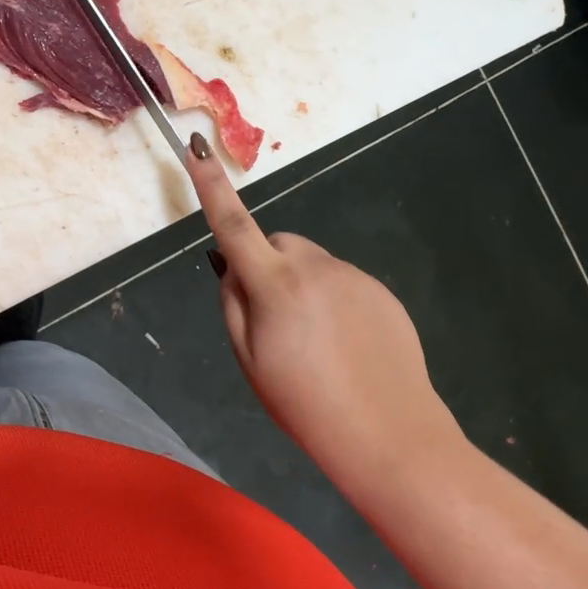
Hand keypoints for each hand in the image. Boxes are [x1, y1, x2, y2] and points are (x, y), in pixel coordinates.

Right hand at [183, 136, 463, 473]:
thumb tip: (231, 265)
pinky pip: (340, 281)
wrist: (391, 438)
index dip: (210, 186)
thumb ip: (233, 302)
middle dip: (265, 266)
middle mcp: (315, 267)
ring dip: (299, 285)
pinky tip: (342, 344)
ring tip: (313, 342)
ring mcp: (354, 276)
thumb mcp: (249, 358)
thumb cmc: (304, 404)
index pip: (233, 224)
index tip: (195, 150)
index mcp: (275, 283)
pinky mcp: (382, 292)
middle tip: (272, 321)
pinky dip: (331, 300)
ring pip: (308, 263)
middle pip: (275, 243)